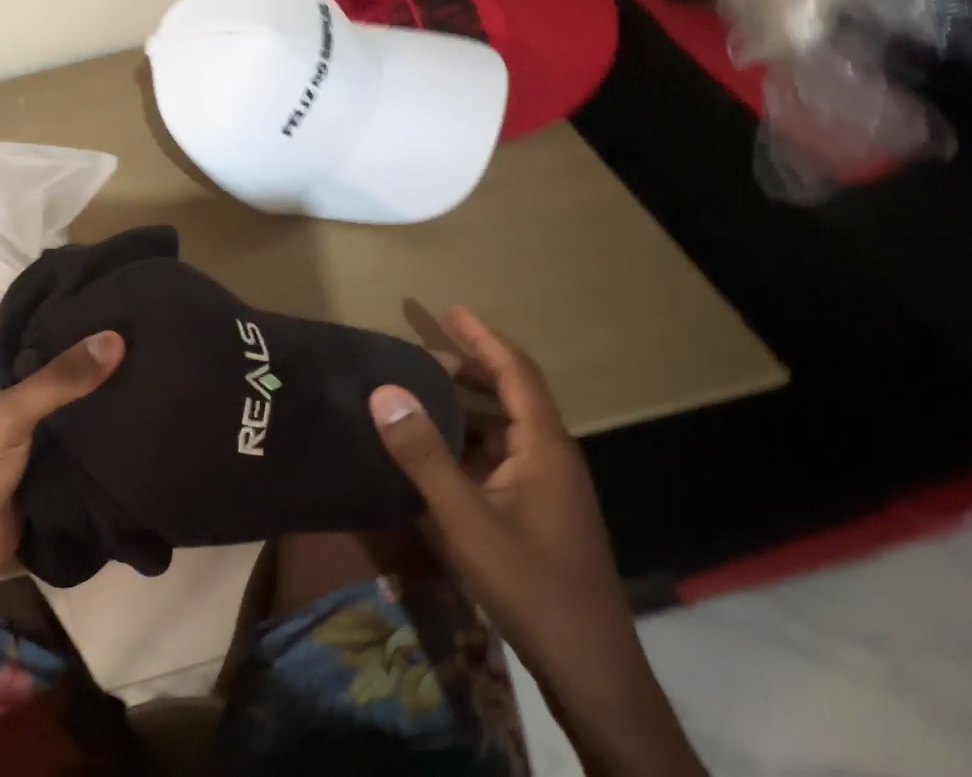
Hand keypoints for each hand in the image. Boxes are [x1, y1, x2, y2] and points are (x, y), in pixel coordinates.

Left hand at [0, 306, 124, 589]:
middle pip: (35, 350)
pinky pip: (65, 423)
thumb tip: (116, 336)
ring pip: (54, 388)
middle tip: (127, 316)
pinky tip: (126, 395)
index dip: (44, 300)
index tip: (92, 286)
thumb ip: (60, 377)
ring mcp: (12, 421)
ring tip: (138, 349)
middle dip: (73, 338)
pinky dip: (89, 412)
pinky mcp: (34, 453)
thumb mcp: (8, 413)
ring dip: (85, 377)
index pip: (8, 315)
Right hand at [371, 306, 703, 776]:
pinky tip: (431, 455)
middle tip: (418, 349)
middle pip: (510, 396)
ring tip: (415, 394)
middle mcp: (550, 458)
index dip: (483, 338)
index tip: (449, 309)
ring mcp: (546, 488)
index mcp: (544, 448)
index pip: (515, 374)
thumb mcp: (465, 518)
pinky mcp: (536, 513)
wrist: (587, 661)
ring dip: (463, 406)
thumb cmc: (529, 582)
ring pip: (502, 430)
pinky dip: (465, 443)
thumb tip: (384, 391)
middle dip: (468, 367)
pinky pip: (497, 459)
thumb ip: (423, 454)